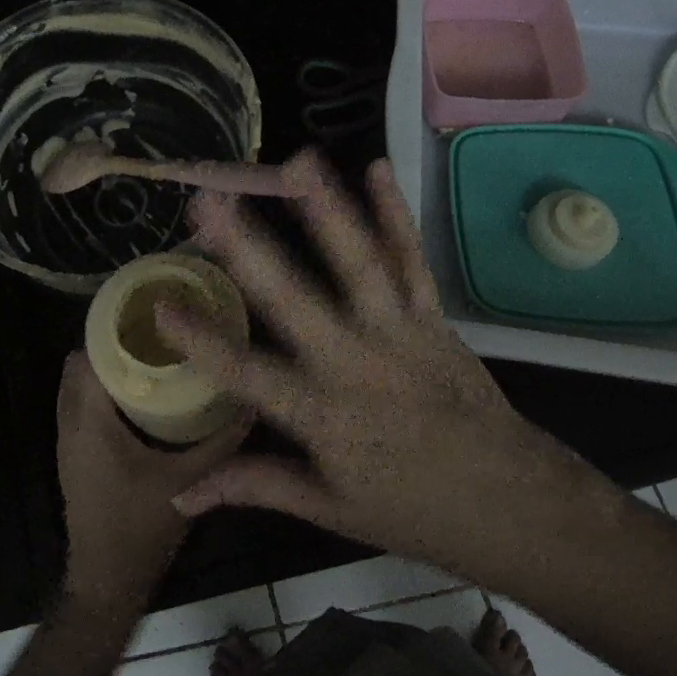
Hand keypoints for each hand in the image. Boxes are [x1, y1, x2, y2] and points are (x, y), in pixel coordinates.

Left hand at [54, 351, 249, 606]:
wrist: (106, 580)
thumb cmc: (140, 527)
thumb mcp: (187, 481)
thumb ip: (220, 442)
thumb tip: (251, 403)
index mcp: (89, 421)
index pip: (89, 356)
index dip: (114, 331)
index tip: (150, 318)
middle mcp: (70, 423)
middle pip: (80, 365)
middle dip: (113, 346)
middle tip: (156, 335)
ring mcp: (67, 441)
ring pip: (77, 387)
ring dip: (107, 370)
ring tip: (151, 359)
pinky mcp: (73, 456)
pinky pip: (80, 407)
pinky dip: (102, 393)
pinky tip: (141, 397)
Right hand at [156, 152, 627, 591]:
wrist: (516, 505)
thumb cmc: (415, 511)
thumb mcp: (330, 509)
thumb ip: (255, 485)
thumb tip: (183, 494)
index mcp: (324, 417)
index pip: (248, 375)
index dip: (201, 342)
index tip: (160, 305)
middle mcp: (356, 365)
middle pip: (294, 301)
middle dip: (247, 250)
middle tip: (210, 205)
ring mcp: (399, 334)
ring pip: (358, 265)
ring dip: (326, 210)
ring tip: (296, 164)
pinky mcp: (432, 317)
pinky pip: (411, 260)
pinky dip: (393, 214)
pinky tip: (376, 169)